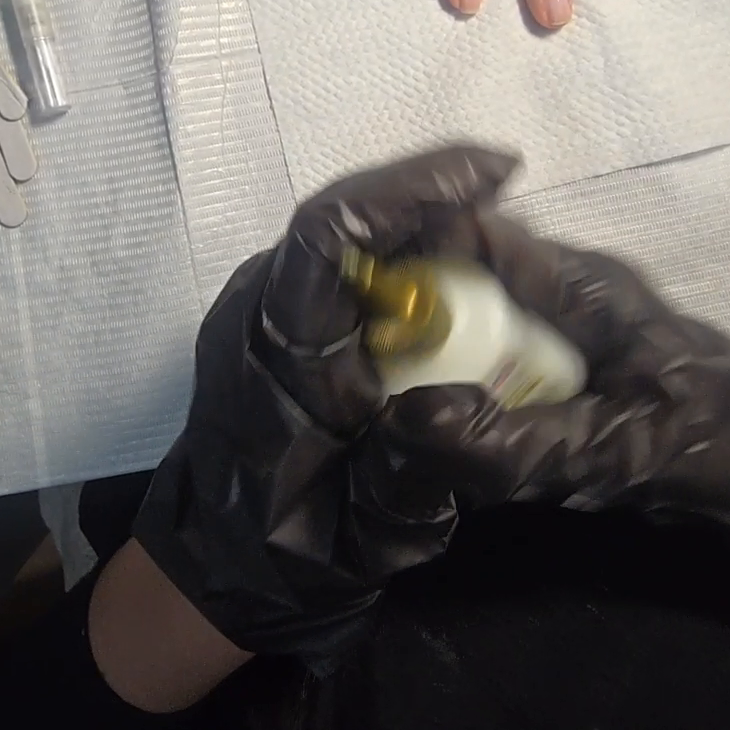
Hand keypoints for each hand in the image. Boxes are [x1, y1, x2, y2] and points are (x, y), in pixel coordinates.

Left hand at [129, 147, 520, 662]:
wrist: (224, 556)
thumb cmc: (289, 545)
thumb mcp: (369, 528)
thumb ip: (416, 473)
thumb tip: (470, 400)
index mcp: (276, 344)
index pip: (329, 230)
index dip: (412, 188)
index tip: (497, 174)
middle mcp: (262, 302)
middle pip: (346, 216)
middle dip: (430, 195)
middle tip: (505, 192)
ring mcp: (267, 302)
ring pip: (349, 233)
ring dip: (421, 220)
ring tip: (491, 224)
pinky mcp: (282, 314)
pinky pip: (349, 262)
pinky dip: (407, 252)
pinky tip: (455, 269)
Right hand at [362, 213, 729, 599]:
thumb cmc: (726, 443)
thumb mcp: (621, 451)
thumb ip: (519, 444)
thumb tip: (409, 423)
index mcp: (585, 284)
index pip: (481, 237)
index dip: (414, 252)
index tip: (356, 295)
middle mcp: (572, 285)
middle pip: (470, 271)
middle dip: (415, 305)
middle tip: (362, 354)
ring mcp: (572, 316)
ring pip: (482, 309)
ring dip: (439, 340)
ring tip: (386, 377)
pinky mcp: (572, 350)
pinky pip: (501, 344)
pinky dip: (468, 367)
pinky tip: (444, 402)